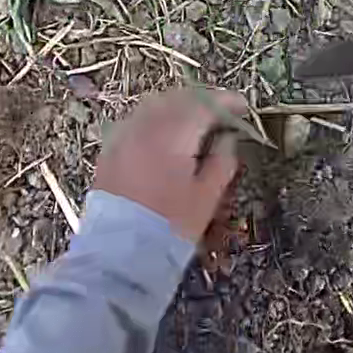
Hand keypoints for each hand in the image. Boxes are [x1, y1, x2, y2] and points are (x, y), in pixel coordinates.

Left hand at [91, 89, 245, 242]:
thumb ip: (222, 162)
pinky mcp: (109, 151)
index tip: (243, 107)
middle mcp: (145, 129)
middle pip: (177, 98)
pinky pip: (136, 120)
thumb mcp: (207, 197)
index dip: (227, 102)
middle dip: (202, 100)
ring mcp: (123, 138)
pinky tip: (165, 133)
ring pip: (153, 106)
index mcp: (173, 136)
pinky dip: (155, 118)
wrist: (120, 253)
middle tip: (221, 112)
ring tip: (195, 119)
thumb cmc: (171, 226)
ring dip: (178, 105)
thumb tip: (228, 139)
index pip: (204, 105)